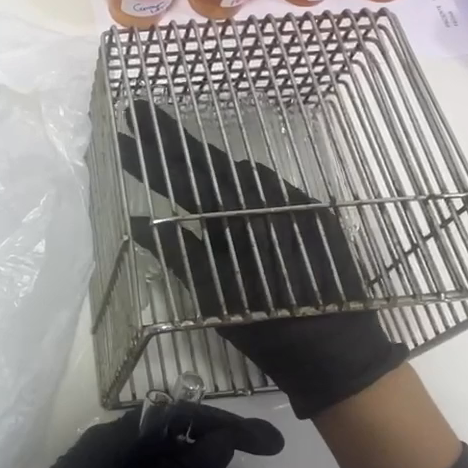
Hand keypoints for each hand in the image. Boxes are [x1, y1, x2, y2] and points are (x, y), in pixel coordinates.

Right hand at [118, 101, 407, 418]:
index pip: (182, 177)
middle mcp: (266, 202)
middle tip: (145, 115)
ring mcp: (294, 202)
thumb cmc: (266, 330)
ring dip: (209, 162)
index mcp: (234, 222)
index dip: (151, 152)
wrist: (338, 351)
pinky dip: (244, 184)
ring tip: (176, 146)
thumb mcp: (212, 296)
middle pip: (211, 161)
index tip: (130, 123)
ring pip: (243, 173)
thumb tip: (137, 222)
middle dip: (173, 140)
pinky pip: (271, 188)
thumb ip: (177, 252)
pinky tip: (229, 182)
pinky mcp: (316, 212)